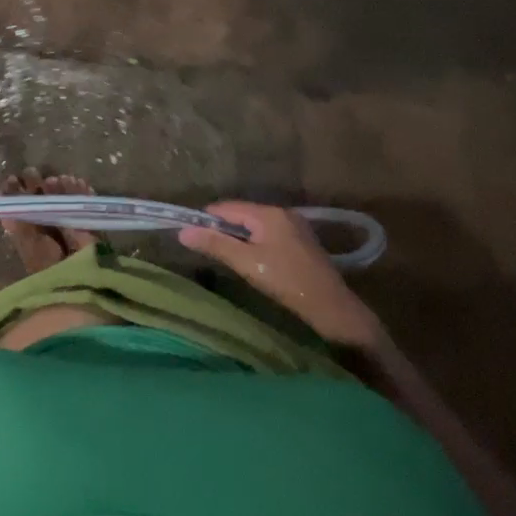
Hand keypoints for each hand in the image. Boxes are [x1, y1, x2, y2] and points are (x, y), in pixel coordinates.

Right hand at [180, 202, 385, 349]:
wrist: (333, 308)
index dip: (206, 220)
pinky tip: (254, 261)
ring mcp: (295, 226)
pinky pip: (269, 233)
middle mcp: (282, 213)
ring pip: (255, 225)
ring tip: (230, 257)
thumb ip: (215, 244)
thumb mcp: (246, 263)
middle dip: (223, 229)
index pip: (226, 207)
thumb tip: (183, 231)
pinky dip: (256, 242)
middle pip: (241, 214)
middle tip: (211, 250)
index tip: (194, 237)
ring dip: (240, 237)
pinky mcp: (302, 240)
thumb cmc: (287, 282)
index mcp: (268, 213)